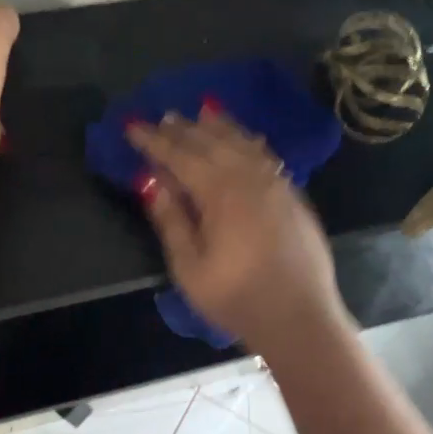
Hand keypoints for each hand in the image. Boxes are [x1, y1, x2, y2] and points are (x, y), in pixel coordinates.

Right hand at [128, 109, 349, 354]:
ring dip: (218, 128)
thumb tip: (152, 182)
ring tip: (200, 115)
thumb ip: (171, 220)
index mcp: (219, 192)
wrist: (300, 318)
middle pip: (212, 142)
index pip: (180, 156)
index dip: (154, 141)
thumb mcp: (190, 267)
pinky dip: (248, 141)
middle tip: (163, 117)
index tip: (132, 127)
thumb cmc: (237, 299)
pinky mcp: (293, 195)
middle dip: (184, 129)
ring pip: (243, 143)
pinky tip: (244, 140)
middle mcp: (249, 177)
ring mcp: (276, 183)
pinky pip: (265, 154)